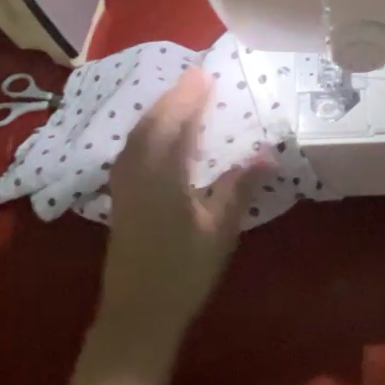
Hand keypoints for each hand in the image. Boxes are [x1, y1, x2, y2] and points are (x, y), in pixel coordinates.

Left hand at [97, 68, 267, 354]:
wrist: (137, 312)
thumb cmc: (183, 272)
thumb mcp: (219, 230)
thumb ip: (238, 186)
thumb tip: (266, 152)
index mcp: (162, 170)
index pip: (176, 119)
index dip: (191, 94)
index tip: (207, 73)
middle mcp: (136, 167)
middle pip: (153, 119)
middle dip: (175, 96)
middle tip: (199, 79)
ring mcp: (122, 180)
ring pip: (139, 131)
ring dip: (160, 111)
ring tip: (184, 100)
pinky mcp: (118, 193)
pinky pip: (133, 146)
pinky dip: (149, 129)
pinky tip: (163, 135)